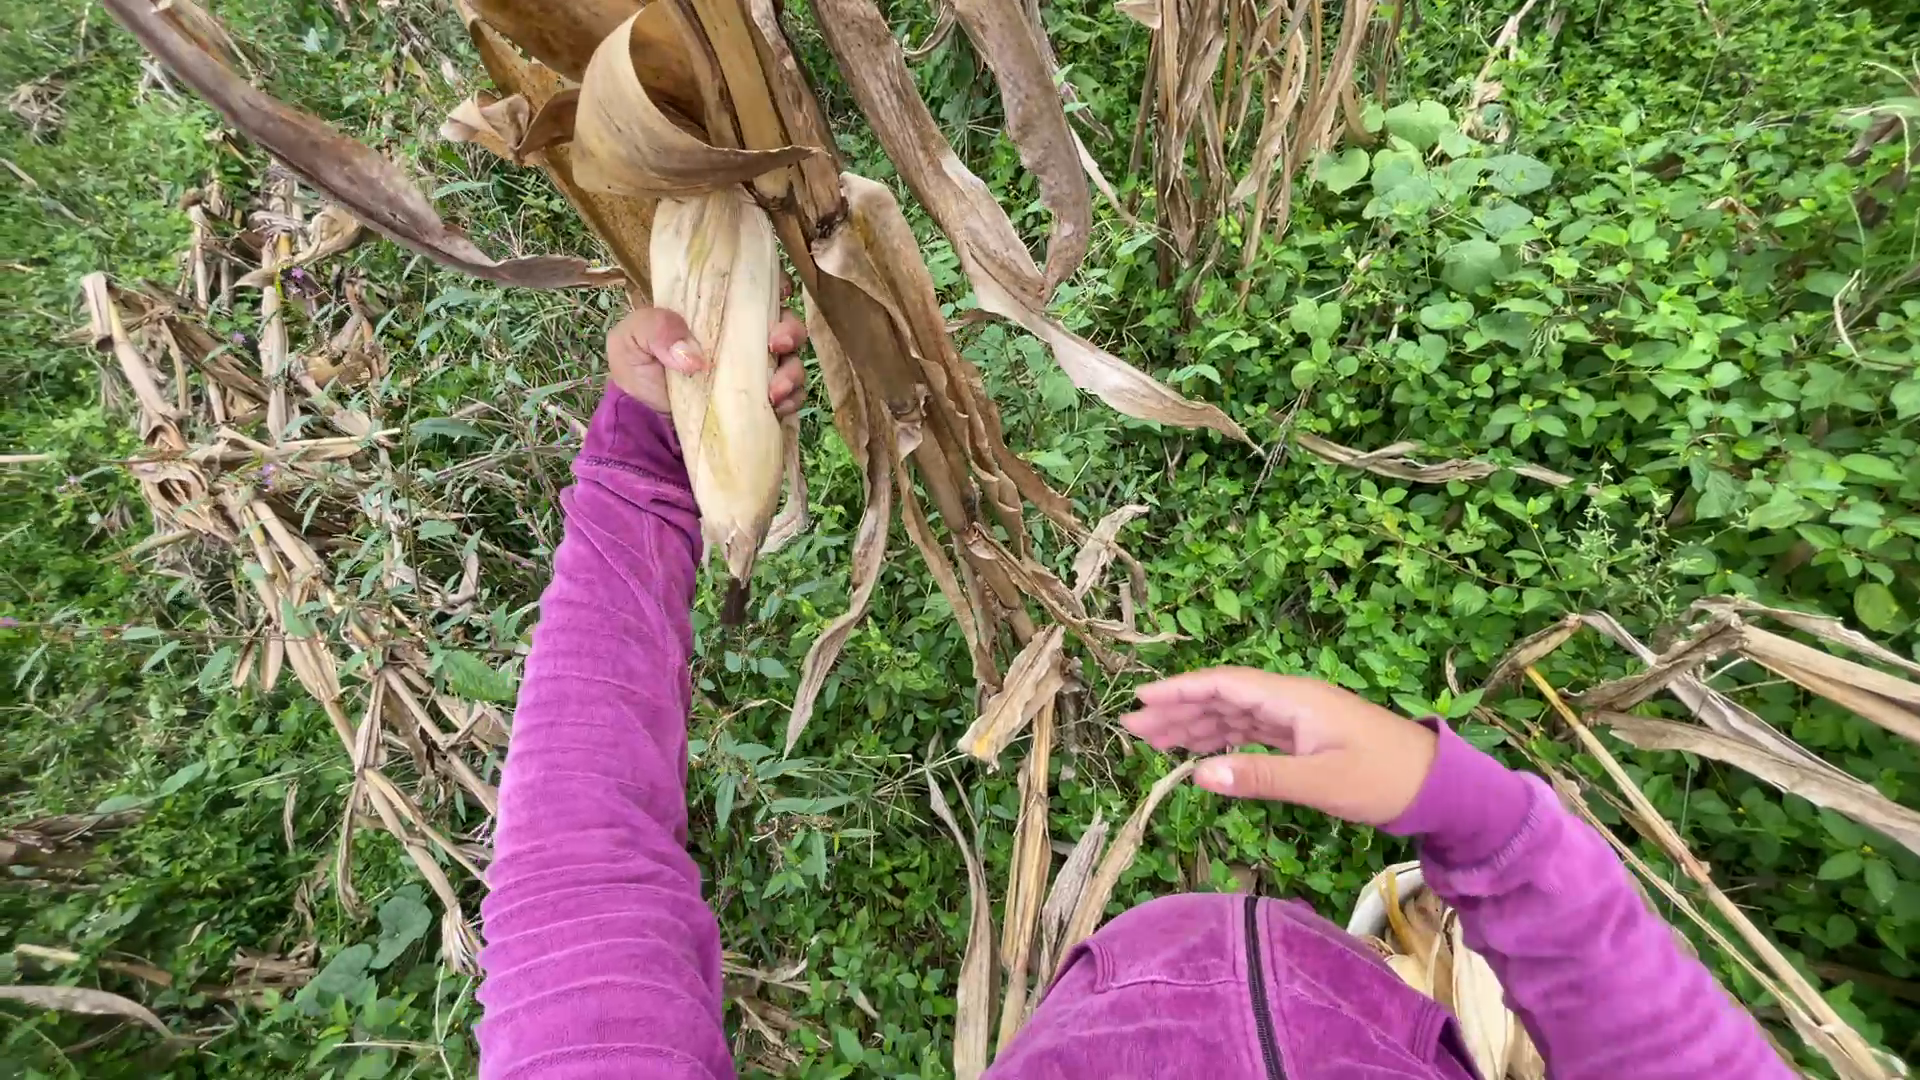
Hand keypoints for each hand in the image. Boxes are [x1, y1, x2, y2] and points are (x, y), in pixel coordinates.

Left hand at [605, 304, 806, 416]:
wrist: (645, 426)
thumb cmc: (638, 374)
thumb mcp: (630, 340)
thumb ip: (655, 328)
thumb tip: (694, 355)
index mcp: (718, 313)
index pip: (755, 290)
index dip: (775, 285)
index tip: (779, 292)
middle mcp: (744, 339)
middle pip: (786, 324)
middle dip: (791, 331)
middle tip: (776, 344)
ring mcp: (757, 372)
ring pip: (794, 362)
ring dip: (791, 372)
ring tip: (772, 391)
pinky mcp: (763, 403)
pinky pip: (792, 397)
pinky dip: (790, 400)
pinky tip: (776, 407)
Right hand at [1121, 667, 1438, 825]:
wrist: (1443, 788)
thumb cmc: (1385, 780)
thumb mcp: (1322, 782)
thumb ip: (1259, 776)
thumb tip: (1198, 776)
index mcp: (1291, 698)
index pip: (1223, 684)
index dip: (1180, 689)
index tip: (1141, 699)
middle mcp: (1287, 700)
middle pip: (1220, 697)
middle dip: (1176, 710)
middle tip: (1132, 727)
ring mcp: (1295, 718)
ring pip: (1232, 714)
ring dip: (1193, 724)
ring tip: (1153, 739)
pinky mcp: (1302, 736)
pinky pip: (1249, 731)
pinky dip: (1220, 738)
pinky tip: (1200, 751)